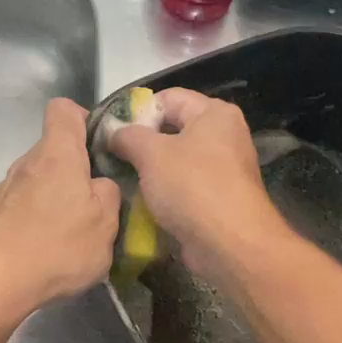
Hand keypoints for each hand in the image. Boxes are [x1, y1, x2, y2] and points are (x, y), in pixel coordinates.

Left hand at [0, 99, 120, 318]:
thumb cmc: (56, 247)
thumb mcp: (106, 224)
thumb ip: (109, 194)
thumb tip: (99, 185)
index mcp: (57, 155)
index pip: (65, 110)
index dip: (85, 120)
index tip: (100, 147)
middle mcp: (26, 164)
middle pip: (53, 152)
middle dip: (76, 172)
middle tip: (96, 206)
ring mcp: (4, 191)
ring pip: (38, 183)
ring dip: (56, 201)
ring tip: (71, 237)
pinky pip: (22, 209)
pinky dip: (36, 223)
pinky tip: (45, 253)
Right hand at [106, 88, 290, 277]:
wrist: (230, 245)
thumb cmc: (193, 187)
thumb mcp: (151, 153)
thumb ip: (127, 136)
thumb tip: (112, 132)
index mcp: (214, 114)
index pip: (169, 98)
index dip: (138, 111)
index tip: (111, 131)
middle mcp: (224, 137)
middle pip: (173, 130)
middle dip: (141, 143)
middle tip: (111, 156)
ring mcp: (223, 171)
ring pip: (176, 162)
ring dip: (150, 172)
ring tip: (121, 180)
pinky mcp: (217, 200)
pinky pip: (183, 188)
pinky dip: (164, 194)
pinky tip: (141, 204)